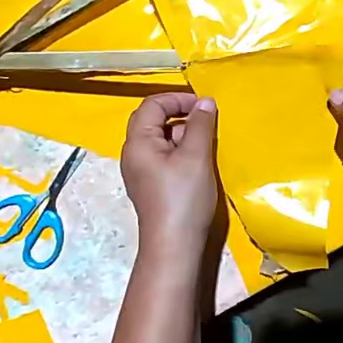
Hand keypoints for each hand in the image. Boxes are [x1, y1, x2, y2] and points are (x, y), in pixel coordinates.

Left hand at [121, 92, 221, 255]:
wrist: (175, 244)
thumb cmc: (183, 197)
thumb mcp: (196, 156)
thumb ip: (201, 125)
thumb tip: (205, 102)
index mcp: (138, 142)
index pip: (152, 105)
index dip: (177, 99)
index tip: (204, 106)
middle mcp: (134, 153)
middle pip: (153, 120)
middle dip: (180, 115)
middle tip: (207, 120)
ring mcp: (142, 170)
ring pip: (161, 139)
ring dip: (184, 134)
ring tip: (207, 142)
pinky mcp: (152, 184)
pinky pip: (165, 156)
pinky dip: (182, 150)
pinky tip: (200, 161)